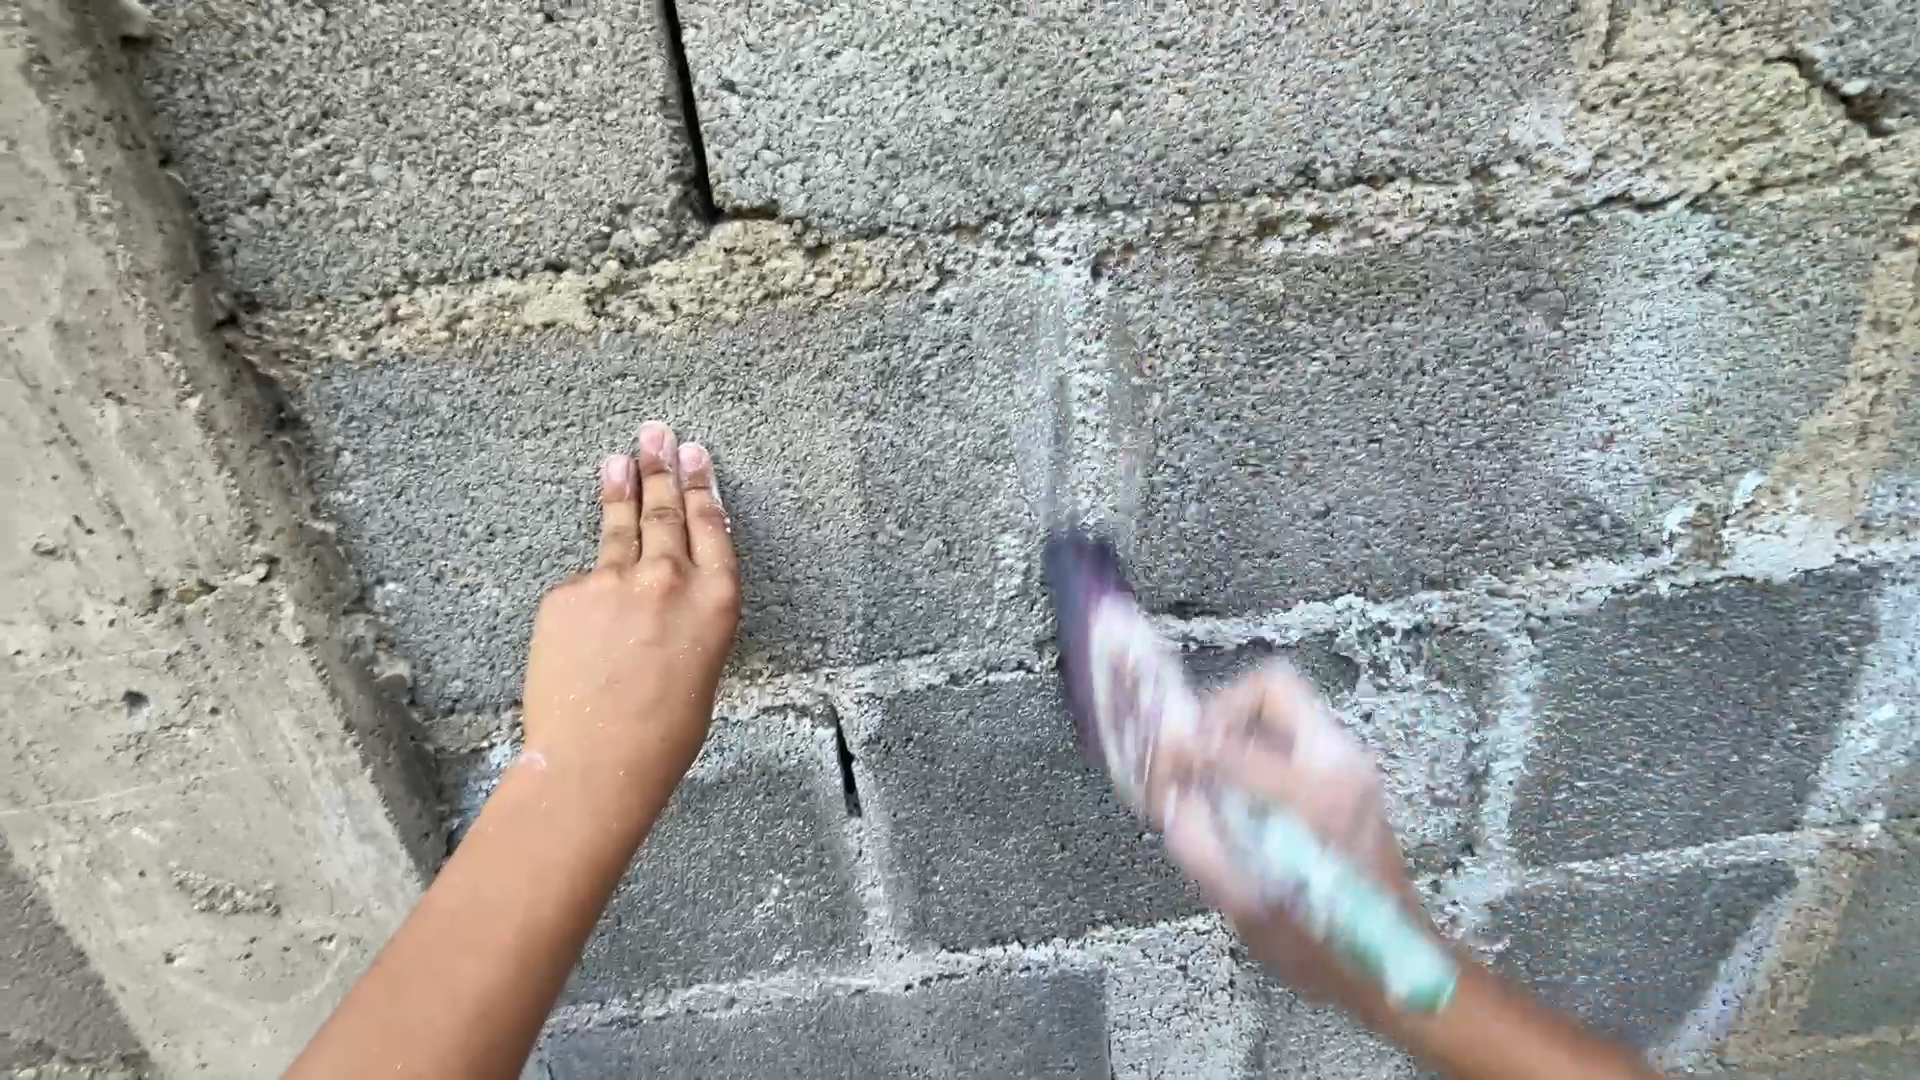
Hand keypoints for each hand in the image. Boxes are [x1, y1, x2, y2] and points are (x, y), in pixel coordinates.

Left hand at [520, 421, 740, 780]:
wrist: (598, 761)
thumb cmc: (665, 728)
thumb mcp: (705, 662)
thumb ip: (692, 614)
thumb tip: (668, 590)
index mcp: (716, 598)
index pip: (710, 525)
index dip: (702, 486)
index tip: (696, 456)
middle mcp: (671, 578)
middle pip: (666, 510)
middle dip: (661, 467)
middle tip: (657, 434)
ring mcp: (614, 581)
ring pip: (620, 527)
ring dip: (620, 489)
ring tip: (620, 458)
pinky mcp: (567, 594)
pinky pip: (582, 581)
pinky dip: (589, 585)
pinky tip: (591, 607)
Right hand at [1150, 663, 1432, 1021]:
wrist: (1395, 967)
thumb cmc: (1322, 943)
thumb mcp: (1243, 903)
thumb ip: (1194, 838)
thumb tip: (1165, 793)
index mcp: (1314, 793)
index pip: (1230, 741)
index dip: (1183, 749)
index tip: (1164, 769)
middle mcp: (1339, 762)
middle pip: (1270, 687)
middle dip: (1220, 711)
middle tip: (1194, 752)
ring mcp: (1349, 763)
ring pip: (1281, 704)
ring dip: (1236, 727)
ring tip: (1212, 770)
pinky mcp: (1348, 774)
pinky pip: (1291, 730)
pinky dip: (1254, 743)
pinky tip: (1239, 787)